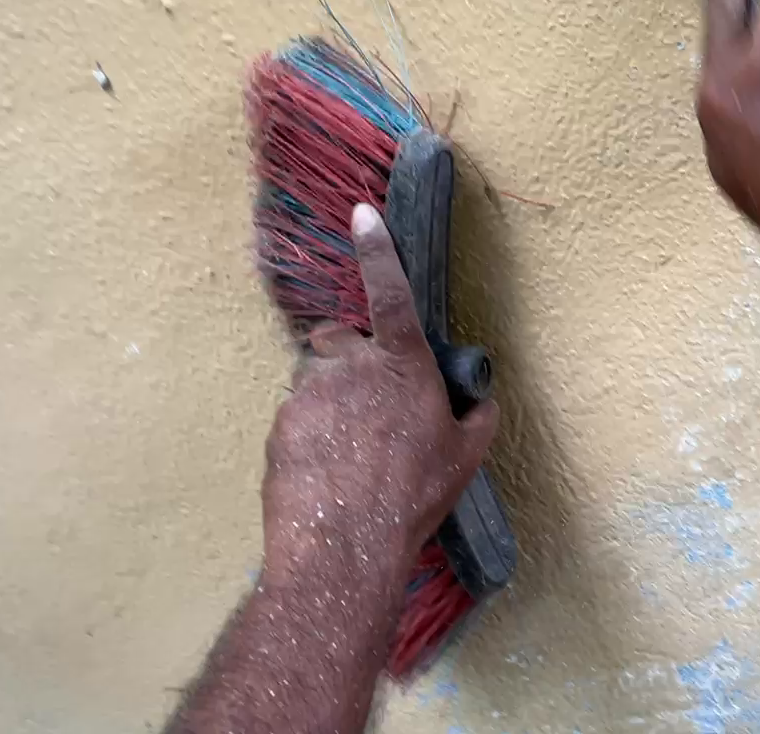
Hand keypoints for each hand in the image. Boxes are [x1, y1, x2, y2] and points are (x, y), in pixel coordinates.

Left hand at [260, 203, 498, 586]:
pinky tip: (325, 465)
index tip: (363, 213)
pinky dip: (310, 427)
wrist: (344, 547)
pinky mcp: (279, 423)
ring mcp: (309, 392)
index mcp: (401, 363)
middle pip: (341, 337)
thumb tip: (479, 400)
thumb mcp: (467, 455)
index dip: (378, 249)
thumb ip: (478, 414)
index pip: (392, 291)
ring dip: (331, 394)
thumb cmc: (414, 493)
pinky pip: (296, 410)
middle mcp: (352, 364)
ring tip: (347, 445)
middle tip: (368, 401)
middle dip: (352, 356)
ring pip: (316, 374)